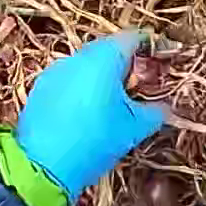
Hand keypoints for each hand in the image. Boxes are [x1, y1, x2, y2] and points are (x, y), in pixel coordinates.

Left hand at [16, 31, 166, 200]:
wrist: (43, 167)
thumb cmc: (96, 140)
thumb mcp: (135, 127)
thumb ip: (156, 111)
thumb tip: (164, 107)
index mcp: (105, 57)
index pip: (134, 38)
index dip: (152, 46)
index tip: (164, 60)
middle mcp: (79, 56)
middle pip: (110, 47)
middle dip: (129, 61)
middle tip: (143, 80)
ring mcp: (56, 70)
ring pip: (88, 62)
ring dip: (106, 73)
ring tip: (118, 97)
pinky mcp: (41, 88)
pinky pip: (71, 77)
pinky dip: (85, 85)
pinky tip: (91, 108)